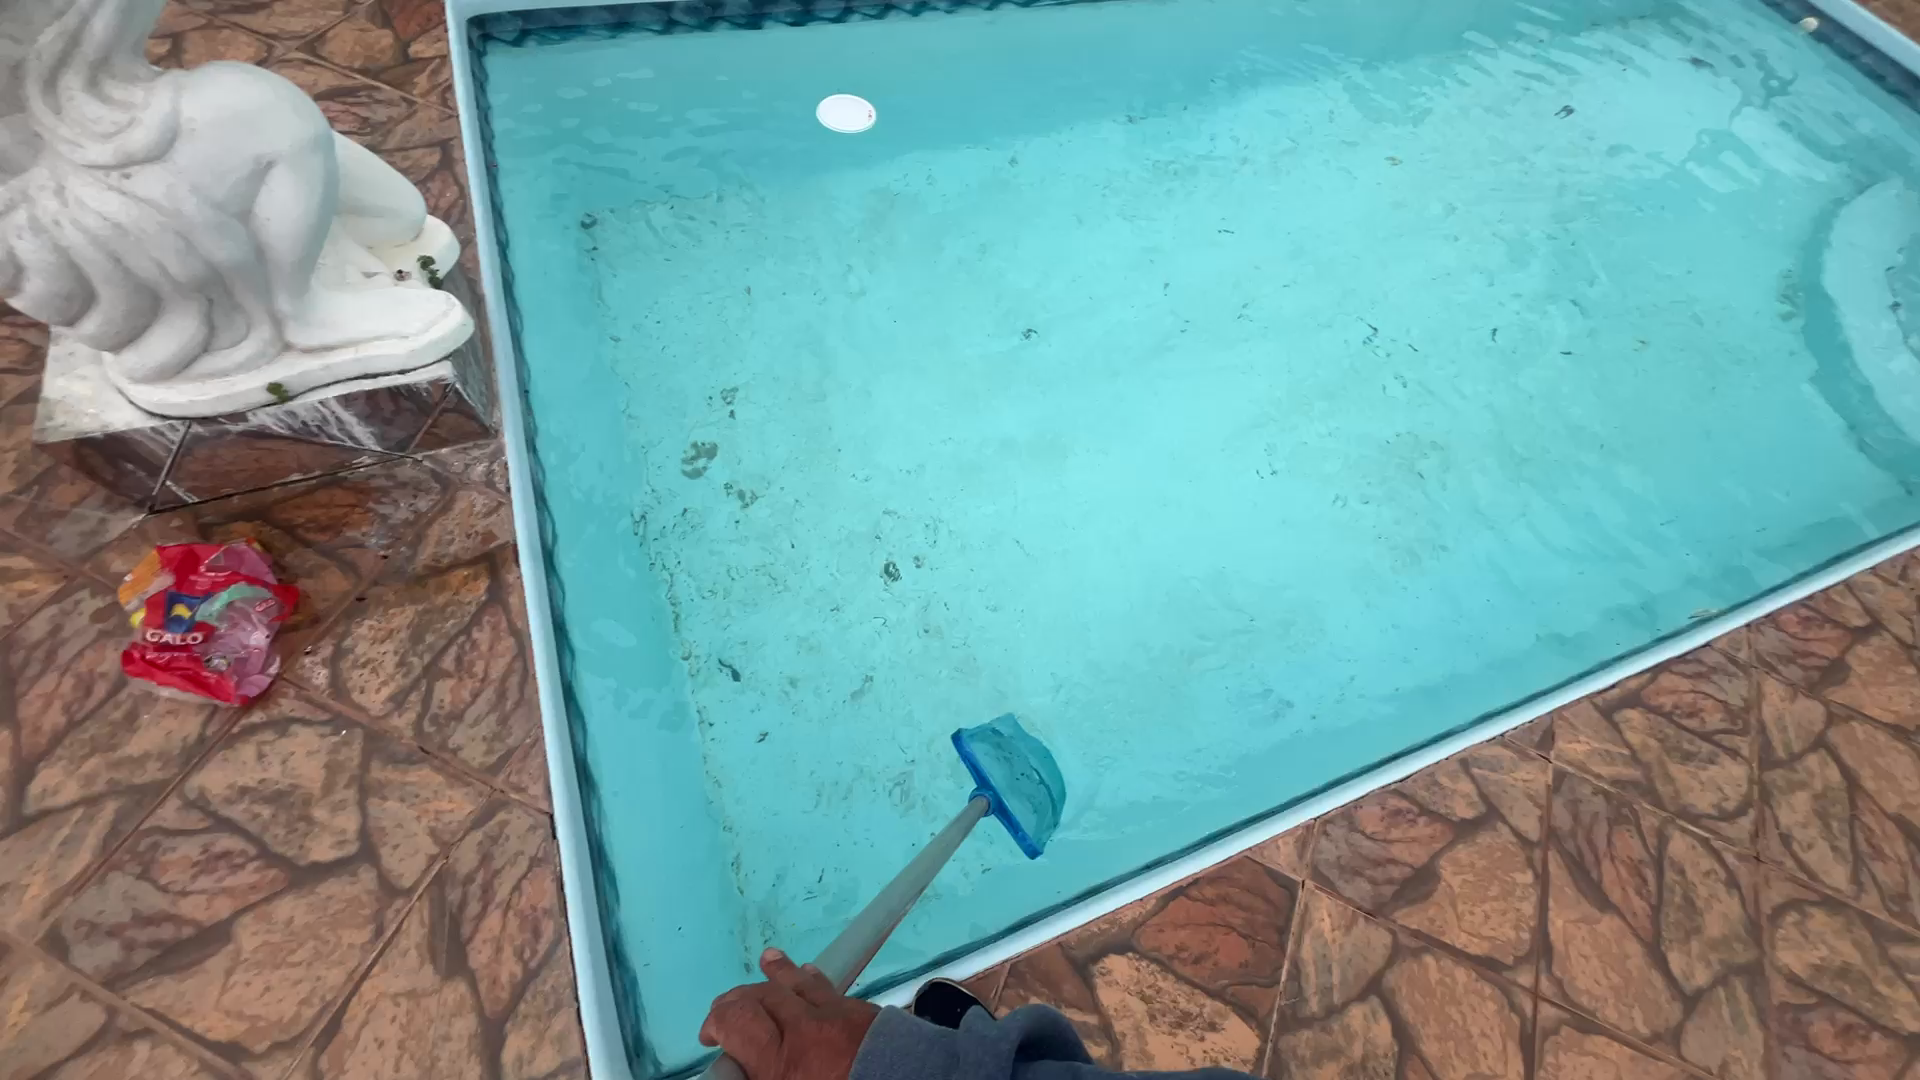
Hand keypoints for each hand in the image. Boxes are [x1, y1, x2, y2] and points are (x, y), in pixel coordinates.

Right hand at [700, 948, 881, 1079]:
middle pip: (763, 999)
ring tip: (767, 959)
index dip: (717, 1022)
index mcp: (780, 1063)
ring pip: (798, 984)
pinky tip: (808, 971)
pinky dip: (812, 978)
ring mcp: (834, 1015)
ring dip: (778, 973)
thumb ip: (763, 1074)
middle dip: (739, 999)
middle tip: (723, 1006)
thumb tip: (744, 1065)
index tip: (710, 1033)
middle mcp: (802, 1030)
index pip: (737, 1023)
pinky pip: (829, 987)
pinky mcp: (860, 1012)